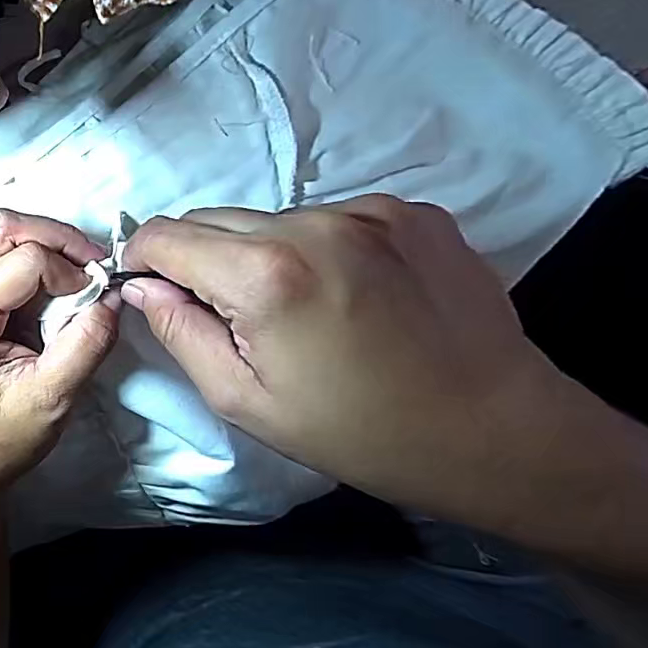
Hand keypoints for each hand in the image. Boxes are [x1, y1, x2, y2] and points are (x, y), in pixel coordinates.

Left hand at [0, 209, 121, 512]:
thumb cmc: (0, 438)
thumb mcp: (51, 400)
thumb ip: (84, 344)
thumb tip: (112, 294)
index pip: (19, 260)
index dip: (67, 270)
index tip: (94, 297)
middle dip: (54, 238)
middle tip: (92, 266)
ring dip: (33, 234)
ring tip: (66, 263)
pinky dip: (13, 242)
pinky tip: (37, 267)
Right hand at [119, 195, 603, 531]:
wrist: (507, 437)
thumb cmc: (359, 431)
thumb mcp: (241, 398)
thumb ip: (176, 329)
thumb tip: (139, 285)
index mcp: (264, 273)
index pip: (162, 234)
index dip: (142, 261)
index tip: (153, 291)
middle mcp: (312, 223)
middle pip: (209, 219)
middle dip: (196, 258)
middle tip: (227, 312)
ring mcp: (369, 210)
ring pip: (265, 217)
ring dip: (255, 251)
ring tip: (295, 304)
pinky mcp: (410, 210)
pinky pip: (323, 216)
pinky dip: (311, 245)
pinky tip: (344, 289)